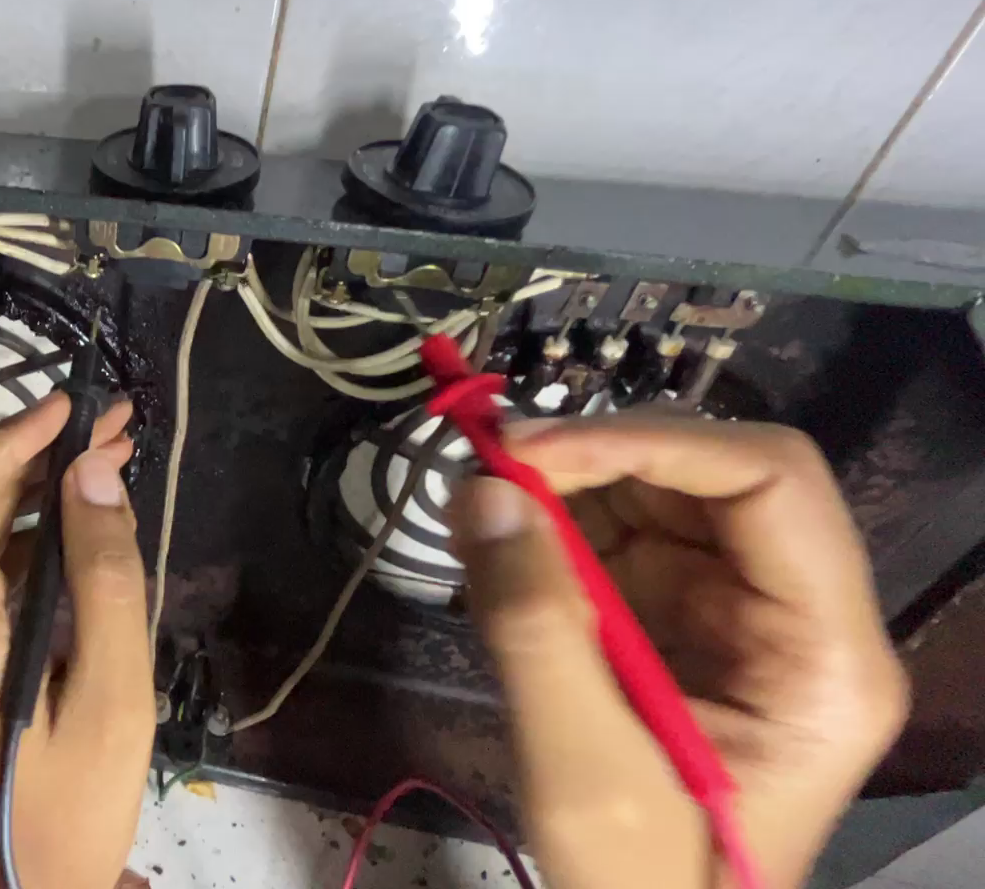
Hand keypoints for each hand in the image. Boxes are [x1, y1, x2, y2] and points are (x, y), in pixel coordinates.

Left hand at [0, 394, 150, 888]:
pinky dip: (33, 531)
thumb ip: (105, 579)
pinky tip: (86, 522)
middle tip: (112, 425)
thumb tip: (94, 471)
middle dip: (32, 450)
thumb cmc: (60, 817)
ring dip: (37, 485)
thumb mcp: (111, 700)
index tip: (71, 411)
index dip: (2, 435)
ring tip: (113, 457)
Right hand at [447, 414, 908, 888]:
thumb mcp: (581, 767)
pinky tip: (486, 540)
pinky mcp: (651, 609)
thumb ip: (532, 626)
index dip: (647, 442)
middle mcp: (779, 609)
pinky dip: (535, 515)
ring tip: (472, 507)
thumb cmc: (635, 878)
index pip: (767, 484)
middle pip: (706, 472)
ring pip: (646, 489)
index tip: (524, 452)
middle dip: (592, 453)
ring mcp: (713, 604)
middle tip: (482, 466)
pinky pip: (598, 527)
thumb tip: (479, 490)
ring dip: (555, 479)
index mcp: (816, 652)